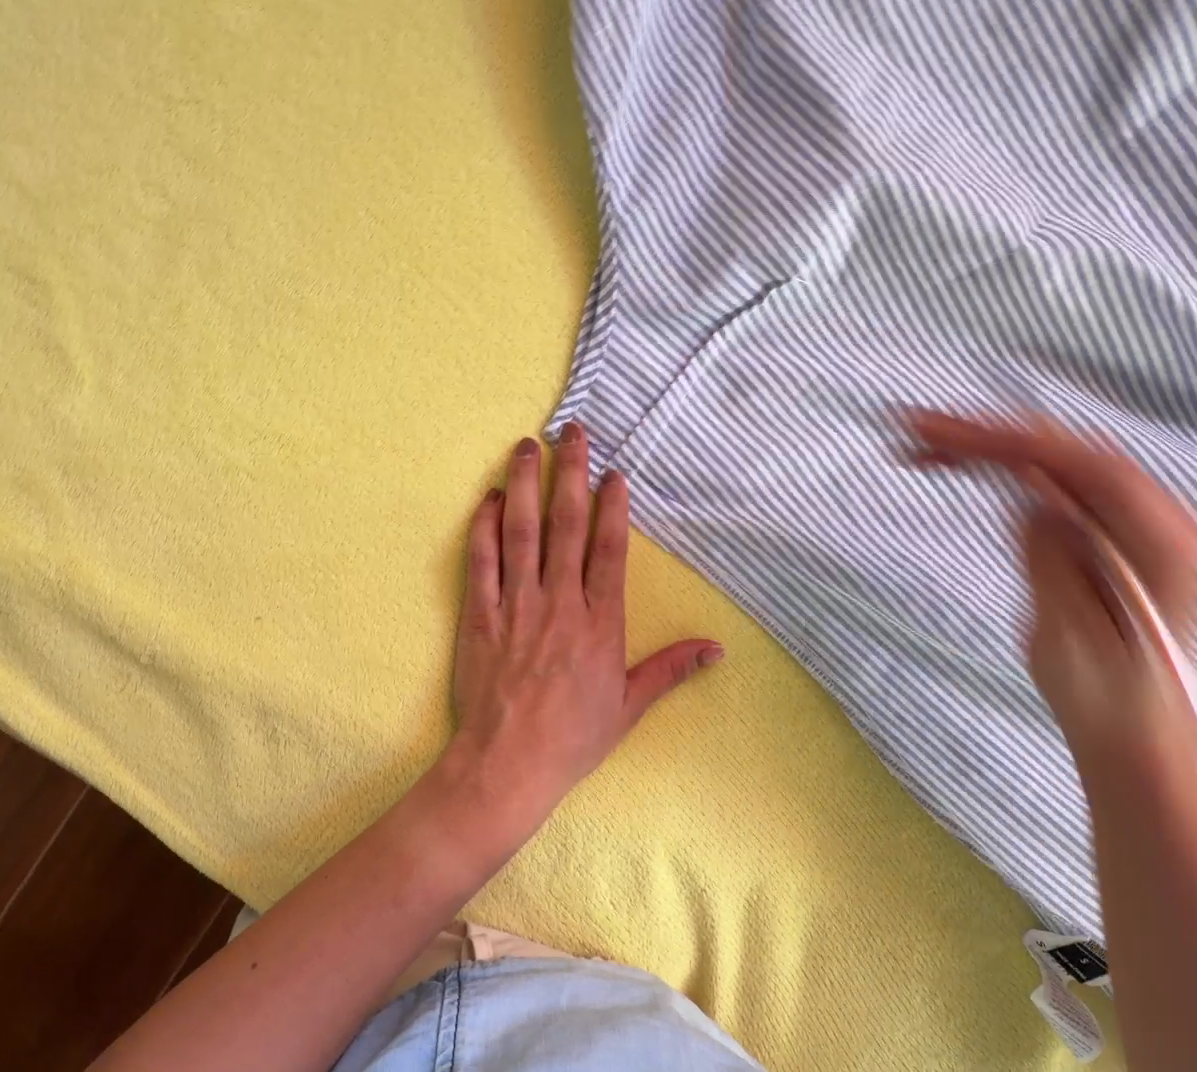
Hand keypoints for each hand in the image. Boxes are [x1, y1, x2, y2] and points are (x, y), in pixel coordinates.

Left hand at [444, 423, 721, 834]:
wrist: (507, 765)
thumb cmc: (572, 739)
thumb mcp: (629, 707)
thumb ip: (670, 670)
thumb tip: (717, 648)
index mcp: (600, 623)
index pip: (609, 549)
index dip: (614, 505)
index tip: (615, 471)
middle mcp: (560, 603)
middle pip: (566, 524)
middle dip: (571, 473)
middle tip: (573, 431)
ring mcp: (516, 605)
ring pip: (520, 531)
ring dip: (524, 484)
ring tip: (527, 446)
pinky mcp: (479, 615)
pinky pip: (481, 560)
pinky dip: (483, 526)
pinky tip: (488, 498)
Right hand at [905, 410, 1196, 756]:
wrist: (1137, 738)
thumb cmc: (1106, 701)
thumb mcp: (1070, 636)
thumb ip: (1055, 561)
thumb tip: (1030, 498)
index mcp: (1164, 543)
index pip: (1087, 467)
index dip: (1016, 442)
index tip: (951, 432)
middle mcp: (1159, 521)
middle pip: (1070, 454)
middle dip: (991, 435)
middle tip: (916, 428)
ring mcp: (1134, 526)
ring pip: (1059, 465)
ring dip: (992, 448)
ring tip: (926, 444)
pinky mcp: (1106, 537)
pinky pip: (1057, 487)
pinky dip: (1007, 472)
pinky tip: (968, 466)